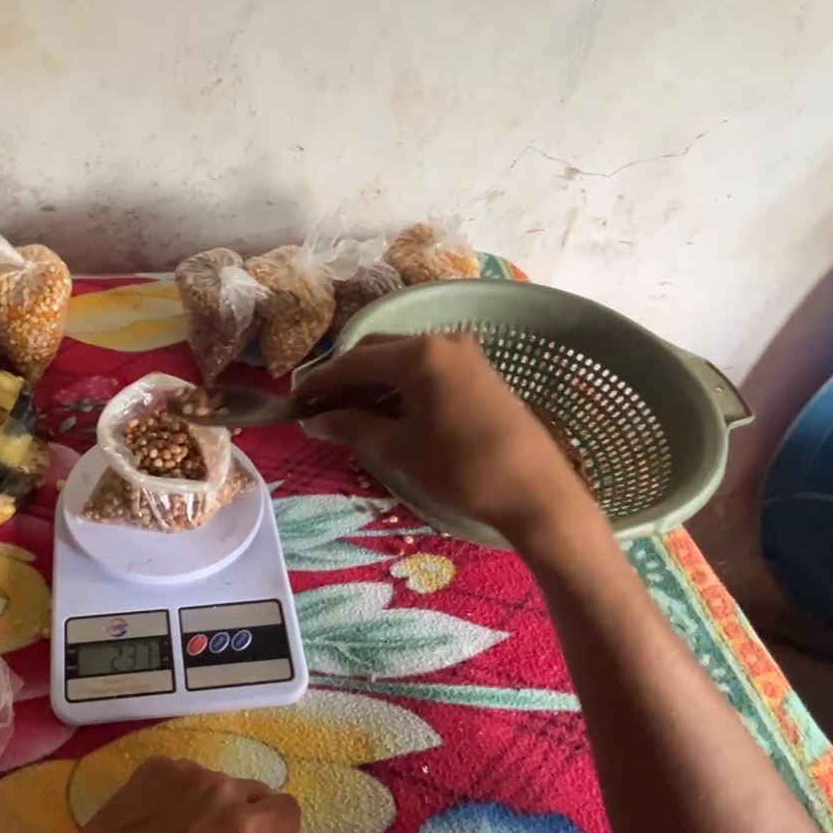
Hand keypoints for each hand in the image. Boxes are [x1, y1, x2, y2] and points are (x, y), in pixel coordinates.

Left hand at [0, 757, 328, 832]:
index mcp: (242, 826)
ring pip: (221, 783)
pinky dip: (185, 795)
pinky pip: (188, 774)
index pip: (289, 810)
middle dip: (251, 823)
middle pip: (256, 794)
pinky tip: (162, 826)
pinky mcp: (154, 765)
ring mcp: (183, 771)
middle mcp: (218, 786)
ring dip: (217, 807)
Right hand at [300, 333, 597, 541]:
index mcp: (418, 354)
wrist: (537, 492)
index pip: (353, 361)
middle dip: (345, 378)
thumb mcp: (398, 449)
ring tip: (347, 414)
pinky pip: (425, 368)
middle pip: (377, 351)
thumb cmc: (462, 468)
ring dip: (371, 382)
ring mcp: (464, 353)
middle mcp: (441, 340)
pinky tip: (385, 412)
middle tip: (320, 409)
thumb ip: (351, 427)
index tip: (296, 402)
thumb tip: (314, 420)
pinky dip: (399, 386)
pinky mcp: (478, 371)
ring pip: (401, 359)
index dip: (320, 382)